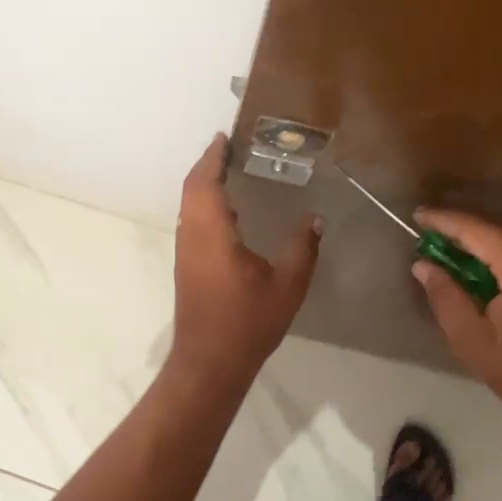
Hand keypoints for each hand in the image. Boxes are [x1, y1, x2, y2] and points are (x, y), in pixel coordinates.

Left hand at [169, 134, 321, 388]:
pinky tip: (229, 214)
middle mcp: (192, 235)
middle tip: (228, 148)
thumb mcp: (287, 285)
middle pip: (192, 189)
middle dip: (207, 165)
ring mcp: (185, 251)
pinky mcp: (187, 266)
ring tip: (228, 172)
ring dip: (204, 185)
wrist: (209, 363)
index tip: (224, 137)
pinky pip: (192, 221)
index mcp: (212, 233)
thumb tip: (316, 219)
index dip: (213, 157)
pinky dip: (204, 204)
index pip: (205, 182)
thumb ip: (302, 248)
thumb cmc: (248, 322)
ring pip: (189, 206)